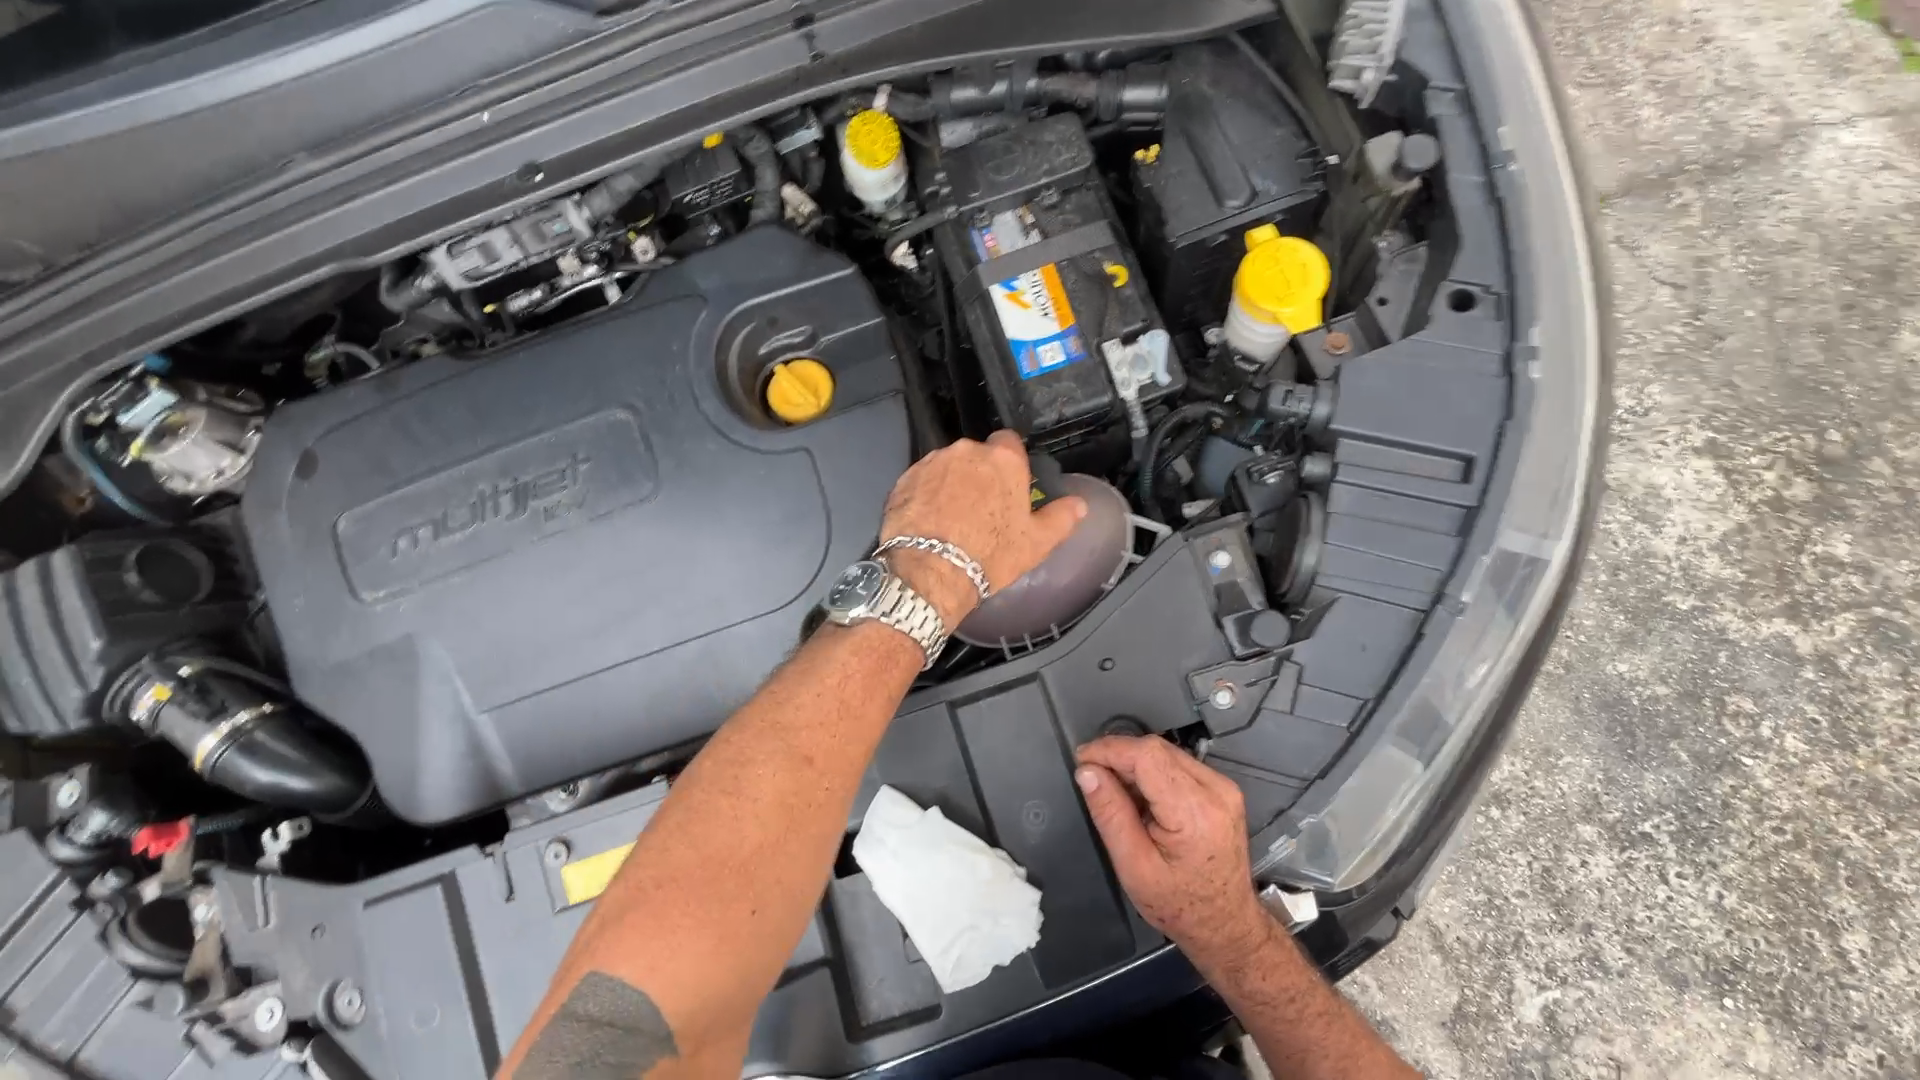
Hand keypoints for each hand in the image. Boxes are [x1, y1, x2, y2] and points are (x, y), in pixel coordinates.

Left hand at [879, 430, 1087, 624]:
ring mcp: (931, 463)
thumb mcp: (1037, 543)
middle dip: (978, 475)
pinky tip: (929, 522)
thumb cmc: (989, 555)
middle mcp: (966, 451)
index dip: (1010, 462)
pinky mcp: (904, 479)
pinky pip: (921, 481)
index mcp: (1003, 460)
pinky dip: (925, 495)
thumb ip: (1061, 518)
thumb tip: (1079, 505)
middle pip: (976, 456)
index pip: (1009, 442)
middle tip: (980, 509)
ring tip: (951, 519)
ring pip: (947, 467)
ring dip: (950, 484)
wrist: (930, 571)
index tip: (1008, 485)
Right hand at [1075, 735, 1275, 966]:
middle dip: (1119, 756)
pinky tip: (1141, 798)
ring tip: (1116, 793)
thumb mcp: (1133, 866)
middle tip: (1093, 779)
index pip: (1147, 755)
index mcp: (1194, 812)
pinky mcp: (1223, 789)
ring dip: (1134, 763)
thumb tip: (1086, 771)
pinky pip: (1178, 764)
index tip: (1081, 761)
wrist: (1226, 924)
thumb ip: (1110, 813)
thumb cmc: (1179, 905)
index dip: (1109, 750)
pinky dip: (1152, 772)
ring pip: (1166, 752)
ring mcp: (1224, 787)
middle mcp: (1216, 790)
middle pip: (1156, 749)